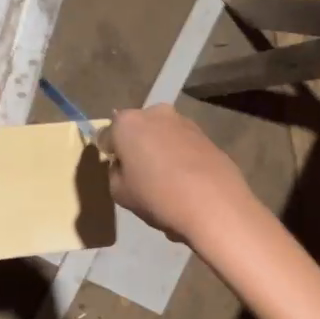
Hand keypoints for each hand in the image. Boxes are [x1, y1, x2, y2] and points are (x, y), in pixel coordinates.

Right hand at [106, 106, 255, 242]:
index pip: (107, 134)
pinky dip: (179, 157)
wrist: (213, 205)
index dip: (109, 153)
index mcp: (128, 123)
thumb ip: (115, 172)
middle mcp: (155, 113)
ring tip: (164, 179)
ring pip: (162, 134)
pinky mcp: (207, 136)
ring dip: (159, 150)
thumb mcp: (119, 193)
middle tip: (138, 173)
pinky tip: (184, 181)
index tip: (115, 170)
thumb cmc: (156, 196)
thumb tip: (125, 165)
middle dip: (135, 145)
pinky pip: (182, 145)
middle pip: (137, 129)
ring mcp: (184, 122)